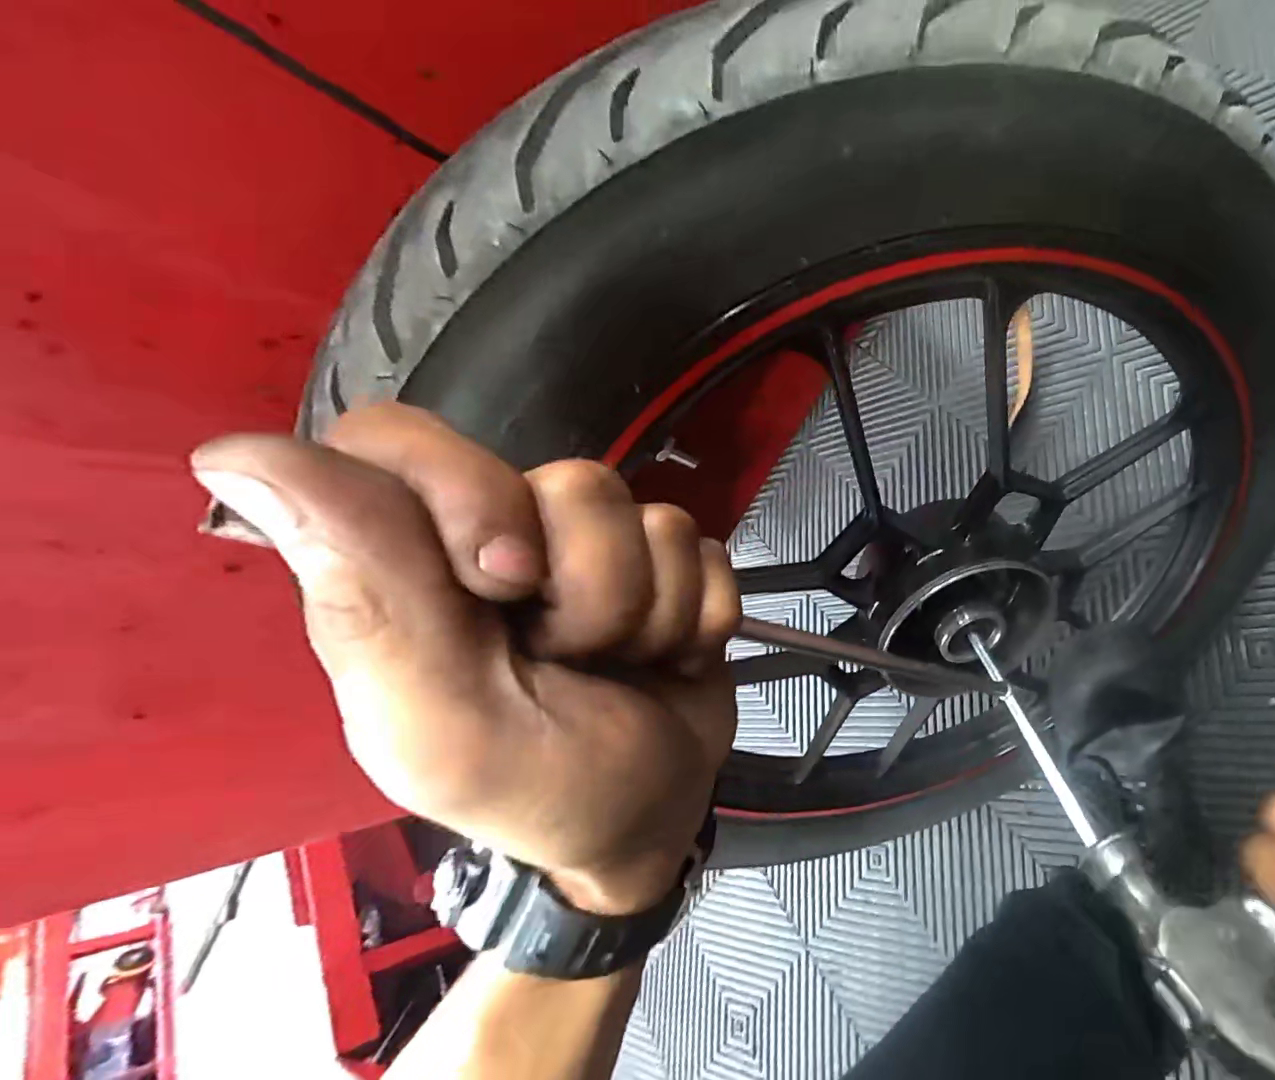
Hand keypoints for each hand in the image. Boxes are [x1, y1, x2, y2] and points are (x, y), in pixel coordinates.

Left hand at [192, 404, 740, 914]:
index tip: (503, 578)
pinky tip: (675, 658)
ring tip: (628, 665)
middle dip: (596, 589)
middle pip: (579, 484)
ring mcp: (610, 552)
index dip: (469, 488)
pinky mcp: (679, 570)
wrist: (652, 818)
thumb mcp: (442, 719)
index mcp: (418, 568)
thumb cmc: (536, 788)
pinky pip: (710, 554)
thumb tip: (238, 453)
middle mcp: (514, 539)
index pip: (406, 441)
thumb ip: (372, 599)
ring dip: (655, 613)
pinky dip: (703, 618)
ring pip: (659, 519)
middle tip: (572, 657)